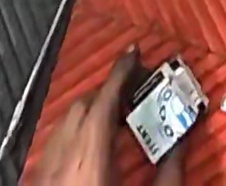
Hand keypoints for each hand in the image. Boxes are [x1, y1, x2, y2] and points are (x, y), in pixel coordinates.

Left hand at [29, 49, 183, 185]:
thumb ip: (169, 177)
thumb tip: (183, 142)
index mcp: (91, 160)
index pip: (104, 100)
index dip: (121, 72)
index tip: (135, 51)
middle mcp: (62, 161)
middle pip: (83, 107)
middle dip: (108, 92)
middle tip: (134, 91)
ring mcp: (43, 176)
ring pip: (64, 125)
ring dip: (89, 112)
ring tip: (115, 118)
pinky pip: (53, 147)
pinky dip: (72, 136)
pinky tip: (88, 152)